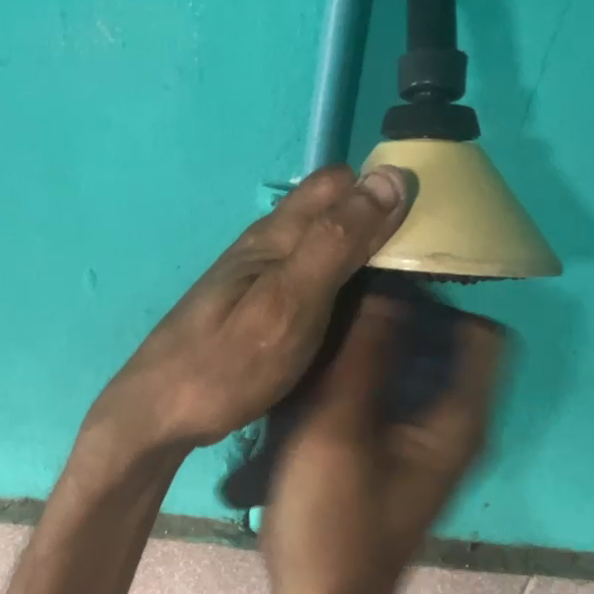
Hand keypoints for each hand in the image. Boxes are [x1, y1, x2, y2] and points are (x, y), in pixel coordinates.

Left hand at [88, 165, 415, 451]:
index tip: (434, 220)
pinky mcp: (259, 309)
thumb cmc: (226, 363)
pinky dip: (344, 287)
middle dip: (381, 223)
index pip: (340, 182)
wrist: (159, 415)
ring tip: (412, 290)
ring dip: (365, 257)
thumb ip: (337, 242)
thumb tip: (389, 178)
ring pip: (325, 247)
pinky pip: (313, 281)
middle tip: (431, 264)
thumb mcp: (289, 302)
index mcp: (276, 234)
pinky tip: (363, 317)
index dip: (383, 189)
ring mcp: (261, 278)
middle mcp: (269, 245)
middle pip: (334, 212)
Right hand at [262, 282, 508, 593]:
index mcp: (459, 416)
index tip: (387, 278)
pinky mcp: (390, 445)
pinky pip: (388, 382)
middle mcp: (451, 420)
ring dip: (376, 333)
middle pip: (445, 338)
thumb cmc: (333, 521)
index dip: (444, 297)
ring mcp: (420, 435)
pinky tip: (316, 357)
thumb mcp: (340, 428)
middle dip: (401, 308)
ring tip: (326, 314)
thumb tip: (386, 282)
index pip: (484, 331)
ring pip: (412, 359)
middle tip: (345, 288)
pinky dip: (363, 361)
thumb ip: (362, 353)